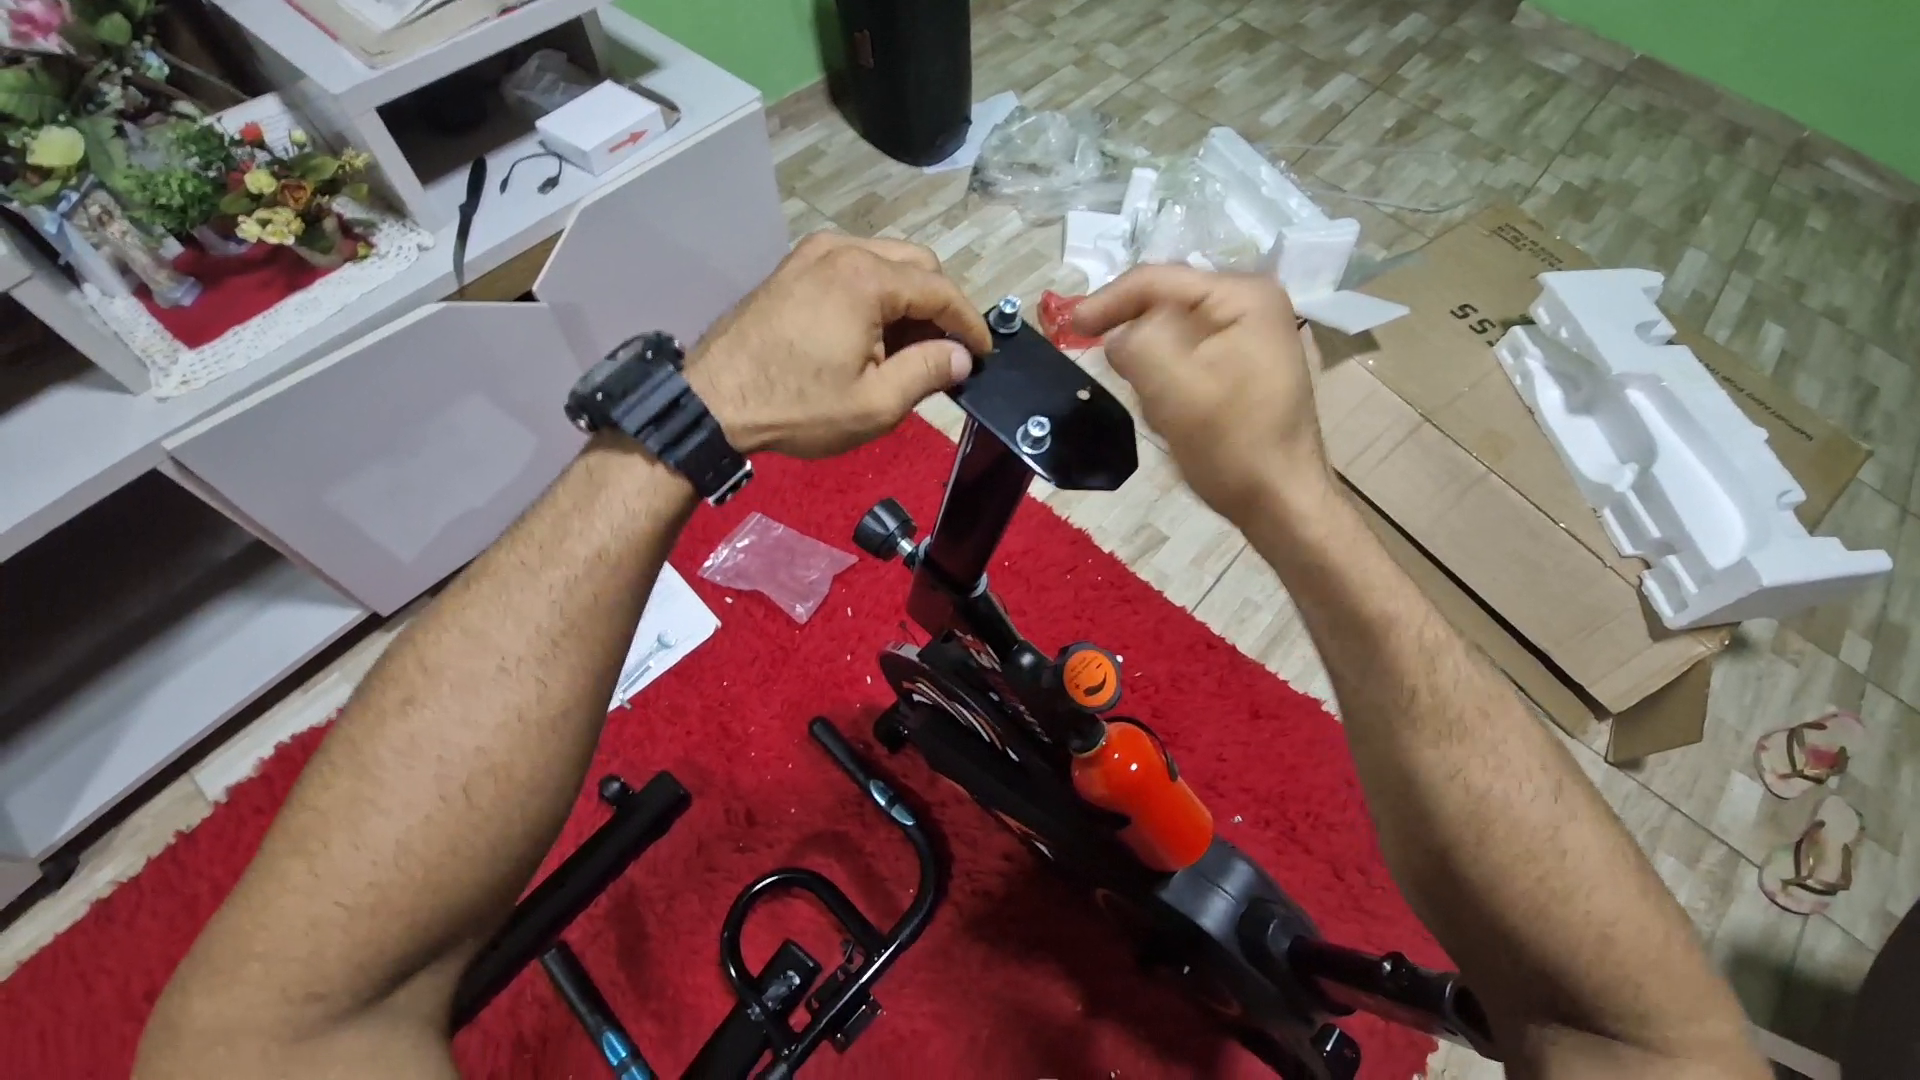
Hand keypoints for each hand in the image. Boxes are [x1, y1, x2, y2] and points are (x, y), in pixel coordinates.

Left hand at [684, 233, 991, 458]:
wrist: (713, 401)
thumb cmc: (797, 407)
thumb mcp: (875, 404)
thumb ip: (928, 372)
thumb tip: (961, 357)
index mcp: (867, 278)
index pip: (940, 290)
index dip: (969, 323)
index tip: (984, 353)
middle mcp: (842, 250)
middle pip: (916, 264)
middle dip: (940, 306)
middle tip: (947, 351)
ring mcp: (812, 254)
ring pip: (884, 262)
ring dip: (907, 299)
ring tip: (910, 348)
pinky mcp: (793, 268)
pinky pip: (852, 269)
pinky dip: (875, 294)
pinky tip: (873, 334)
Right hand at [1073, 266, 1331, 522]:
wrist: (1278, 501)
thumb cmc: (1233, 443)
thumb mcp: (1175, 386)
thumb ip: (1136, 344)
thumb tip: (1117, 335)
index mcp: (1243, 295)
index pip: (1157, 280)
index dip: (1106, 301)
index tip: (1066, 329)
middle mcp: (1248, 305)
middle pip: (1163, 307)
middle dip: (1135, 343)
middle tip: (1115, 378)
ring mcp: (1246, 338)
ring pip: (1168, 338)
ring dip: (1150, 370)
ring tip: (1158, 408)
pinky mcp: (1237, 368)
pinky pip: (1183, 362)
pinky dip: (1165, 384)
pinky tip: (1173, 415)